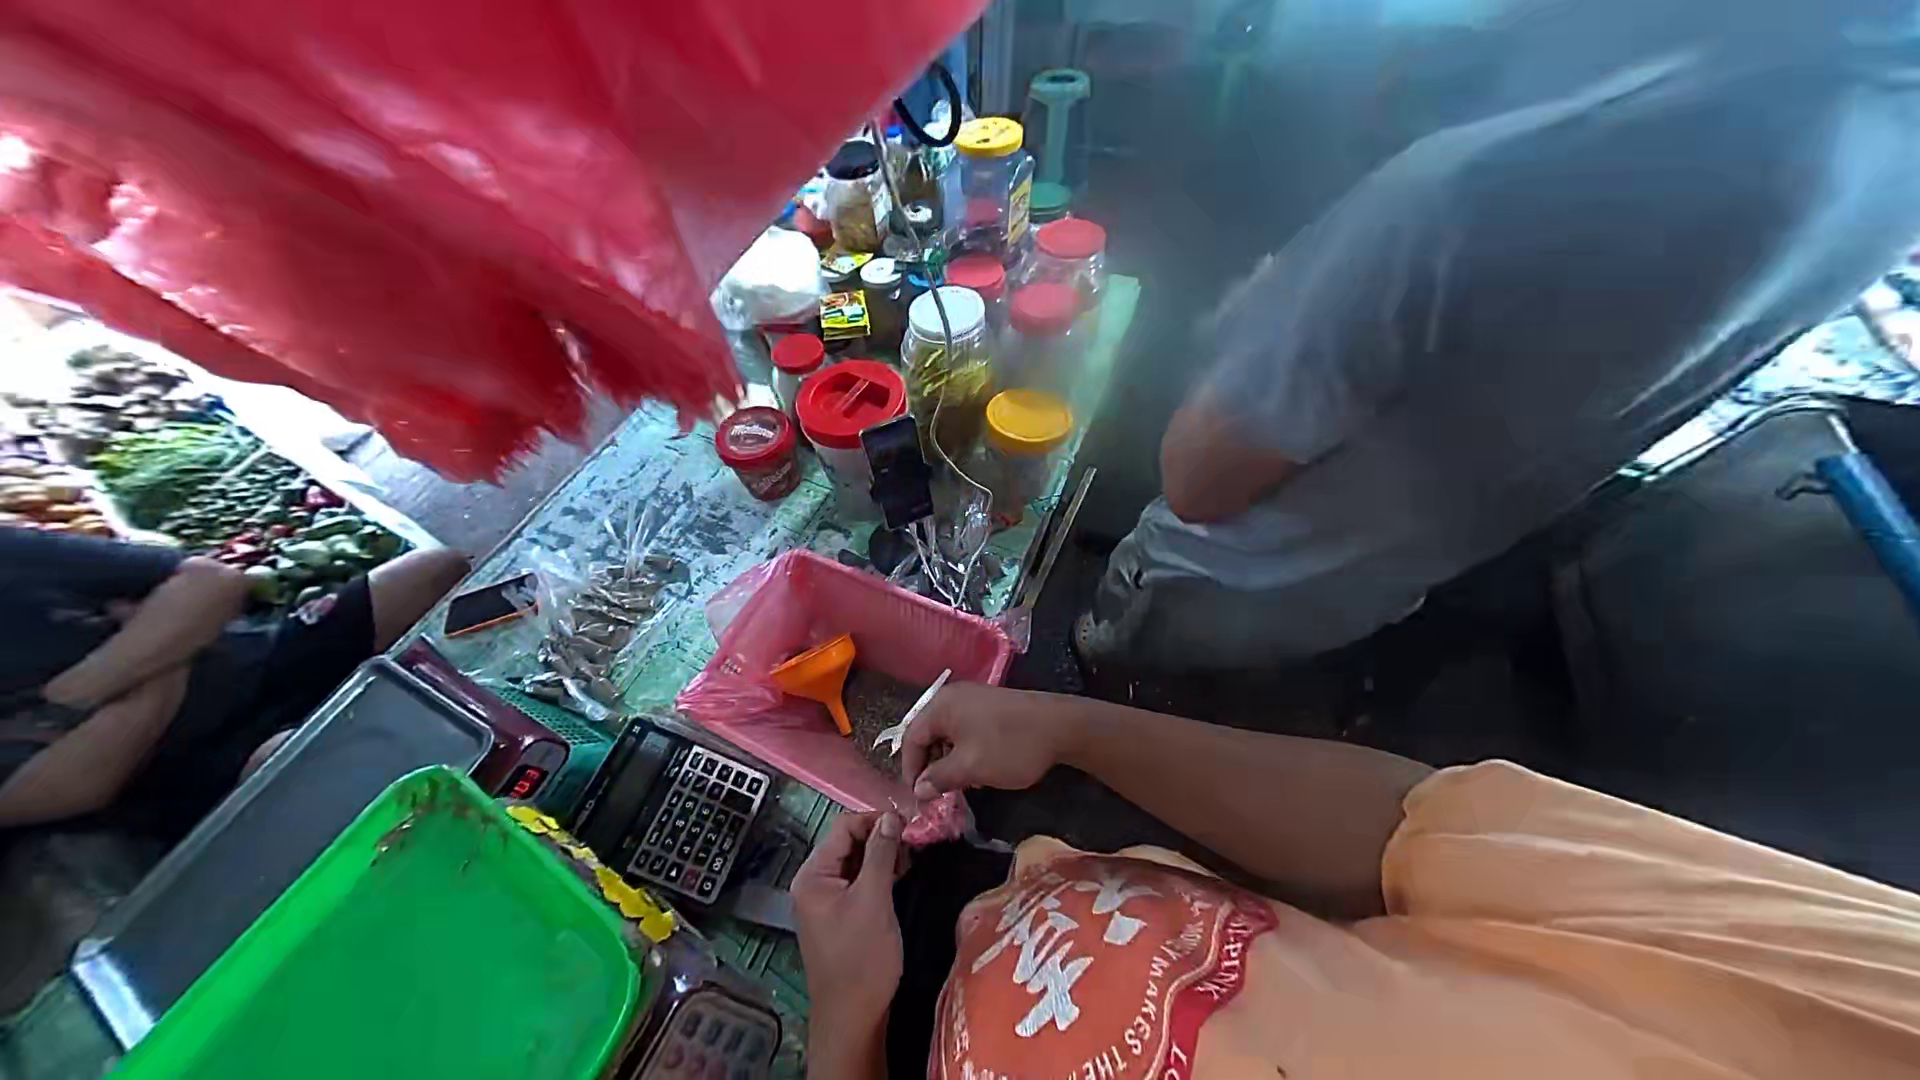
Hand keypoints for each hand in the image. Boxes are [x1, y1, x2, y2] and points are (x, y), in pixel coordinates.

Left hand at [792, 810, 905, 1064]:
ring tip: (911, 857)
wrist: (854, 1020)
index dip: (875, 820)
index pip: (844, 827)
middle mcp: (815, 881)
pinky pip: (860, 879)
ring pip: (857, 859)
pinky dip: (880, 872)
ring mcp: (827, 898)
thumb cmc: (862, 957)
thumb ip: (880, 852)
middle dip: (881, 837)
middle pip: (849, 841)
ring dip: (883, 854)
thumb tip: (890, 815)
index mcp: (813, 875)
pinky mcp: (842, 912)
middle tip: (914, 841)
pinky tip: (901, 872)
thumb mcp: (873, 899)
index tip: (908, 824)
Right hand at [899, 683, 1082, 799]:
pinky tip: (980, 768)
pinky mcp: (992, 705)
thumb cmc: (1009, 746)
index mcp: (941, 705)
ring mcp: (974, 698)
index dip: (910, 768)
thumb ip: (939, 778)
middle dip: (931, 764)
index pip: (911, 737)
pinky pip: (966, 729)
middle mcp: (954, 696)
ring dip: (949, 759)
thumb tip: (919, 789)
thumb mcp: (970, 767)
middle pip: (929, 733)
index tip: (918, 796)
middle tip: (939, 792)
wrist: (1060, 726)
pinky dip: (966, 750)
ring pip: (949, 733)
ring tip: (961, 783)